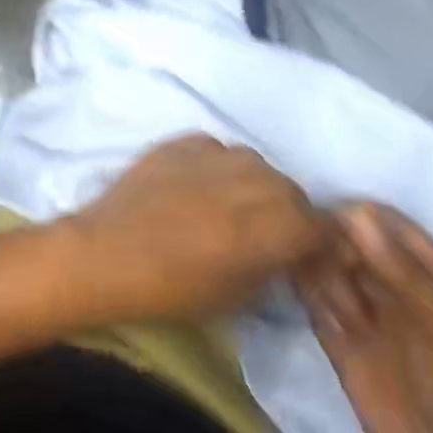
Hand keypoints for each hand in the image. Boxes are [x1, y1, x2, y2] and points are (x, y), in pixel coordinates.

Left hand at [64, 135, 327, 321]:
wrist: (109, 251)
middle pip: (289, 190)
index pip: (322, 225)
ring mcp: (214, 152)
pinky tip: (195, 186)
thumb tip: (286, 249)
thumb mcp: (244, 292)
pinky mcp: (178, 140)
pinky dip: (215, 166)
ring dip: (250, 184)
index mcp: (279, 219)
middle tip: (260, 234)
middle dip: (284, 211)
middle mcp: (254, 177)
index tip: (298, 256)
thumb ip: (275, 262)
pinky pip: (214, 150)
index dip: (314, 244)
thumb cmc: (177, 286)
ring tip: (225, 207)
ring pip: (253, 164)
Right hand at [297, 204, 432, 432]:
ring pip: (332, 273)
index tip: (334, 203)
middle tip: (307, 225)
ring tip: (298, 247)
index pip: (396, 231)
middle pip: (357, 247)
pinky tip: (289, 267)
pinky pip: (316, 305)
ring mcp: (368, 319)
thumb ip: (403, 268)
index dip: (366, 214)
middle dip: (332, 233)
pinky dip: (302, 287)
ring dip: (314, 259)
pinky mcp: (339, 342)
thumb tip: (354, 210)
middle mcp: (397, 294)